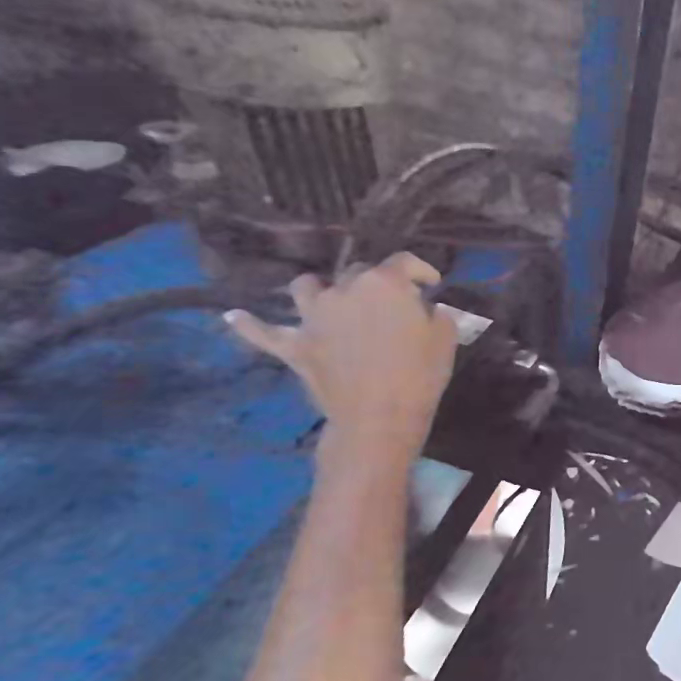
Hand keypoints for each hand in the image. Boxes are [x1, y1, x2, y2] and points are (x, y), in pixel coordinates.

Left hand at [224, 252, 457, 456]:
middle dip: (376, 284)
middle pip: (358, 272)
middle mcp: (344, 290)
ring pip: (308, 287)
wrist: (379, 418)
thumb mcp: (445, 338)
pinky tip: (235, 316)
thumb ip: (436, 314)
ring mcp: (313, 317)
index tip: (431, 284)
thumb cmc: (419, 375)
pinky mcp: (294, 346)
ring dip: (320, 290)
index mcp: (384, 284)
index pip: (404, 262)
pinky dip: (250, 324)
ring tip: (331, 300)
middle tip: (392, 306)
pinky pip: (264, 332)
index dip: (421, 270)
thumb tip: (424, 308)